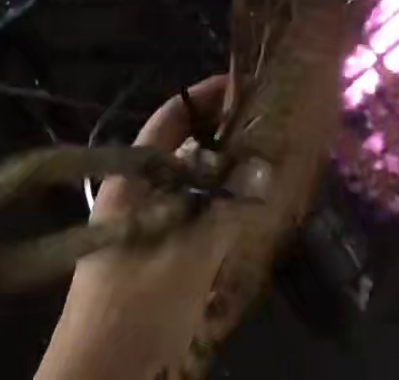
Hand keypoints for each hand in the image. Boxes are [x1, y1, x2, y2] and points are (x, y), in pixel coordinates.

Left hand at [38, 76, 268, 379]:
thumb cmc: (133, 313)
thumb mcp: (187, 258)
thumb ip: (227, 208)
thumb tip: (263, 162)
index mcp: (131, 183)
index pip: (169, 120)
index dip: (204, 97)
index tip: (245, 85)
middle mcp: (136, 196)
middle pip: (184, 148)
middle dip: (225, 133)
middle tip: (268, 123)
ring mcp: (145, 227)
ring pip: (192, 182)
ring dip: (226, 170)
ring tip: (268, 158)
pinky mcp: (157, 257)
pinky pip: (194, 214)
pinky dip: (220, 204)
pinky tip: (250, 208)